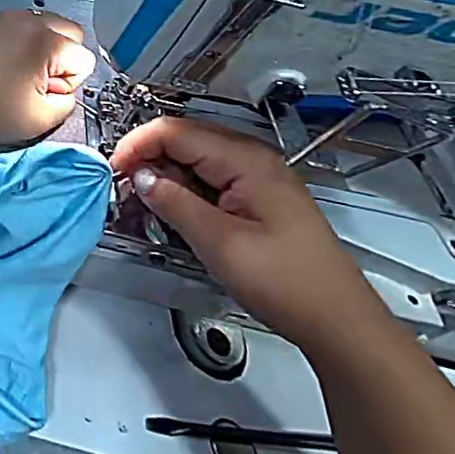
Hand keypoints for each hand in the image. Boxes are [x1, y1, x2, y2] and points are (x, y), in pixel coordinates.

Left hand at [0, 9, 95, 146]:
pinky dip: (28, 42)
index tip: (43, 93)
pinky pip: (29, 26)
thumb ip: (69, 101)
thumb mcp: (41, 119)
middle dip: (64, 59)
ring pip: (51, 26)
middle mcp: (31, 19)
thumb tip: (66, 86)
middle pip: (72, 34)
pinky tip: (8, 65)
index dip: (69, 82)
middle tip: (36, 83)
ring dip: (47, 49)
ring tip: (21, 74)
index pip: (84, 58)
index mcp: (45, 41)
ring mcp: (11, 16)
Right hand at [109, 116, 385, 344]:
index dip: (139, 145)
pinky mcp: (257, 194)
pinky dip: (187, 188)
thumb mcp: (220, 244)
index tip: (115, 168)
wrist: (339, 322)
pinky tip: (178, 211)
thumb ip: (174, 203)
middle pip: (185, 138)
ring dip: (167, 174)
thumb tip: (142, 176)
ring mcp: (257, 174)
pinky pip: (210, 176)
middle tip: (127, 186)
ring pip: (195, 157)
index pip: (176, 131)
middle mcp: (252, 157)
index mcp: (246, 159)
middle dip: (150, 157)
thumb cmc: (289, 284)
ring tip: (149, 203)